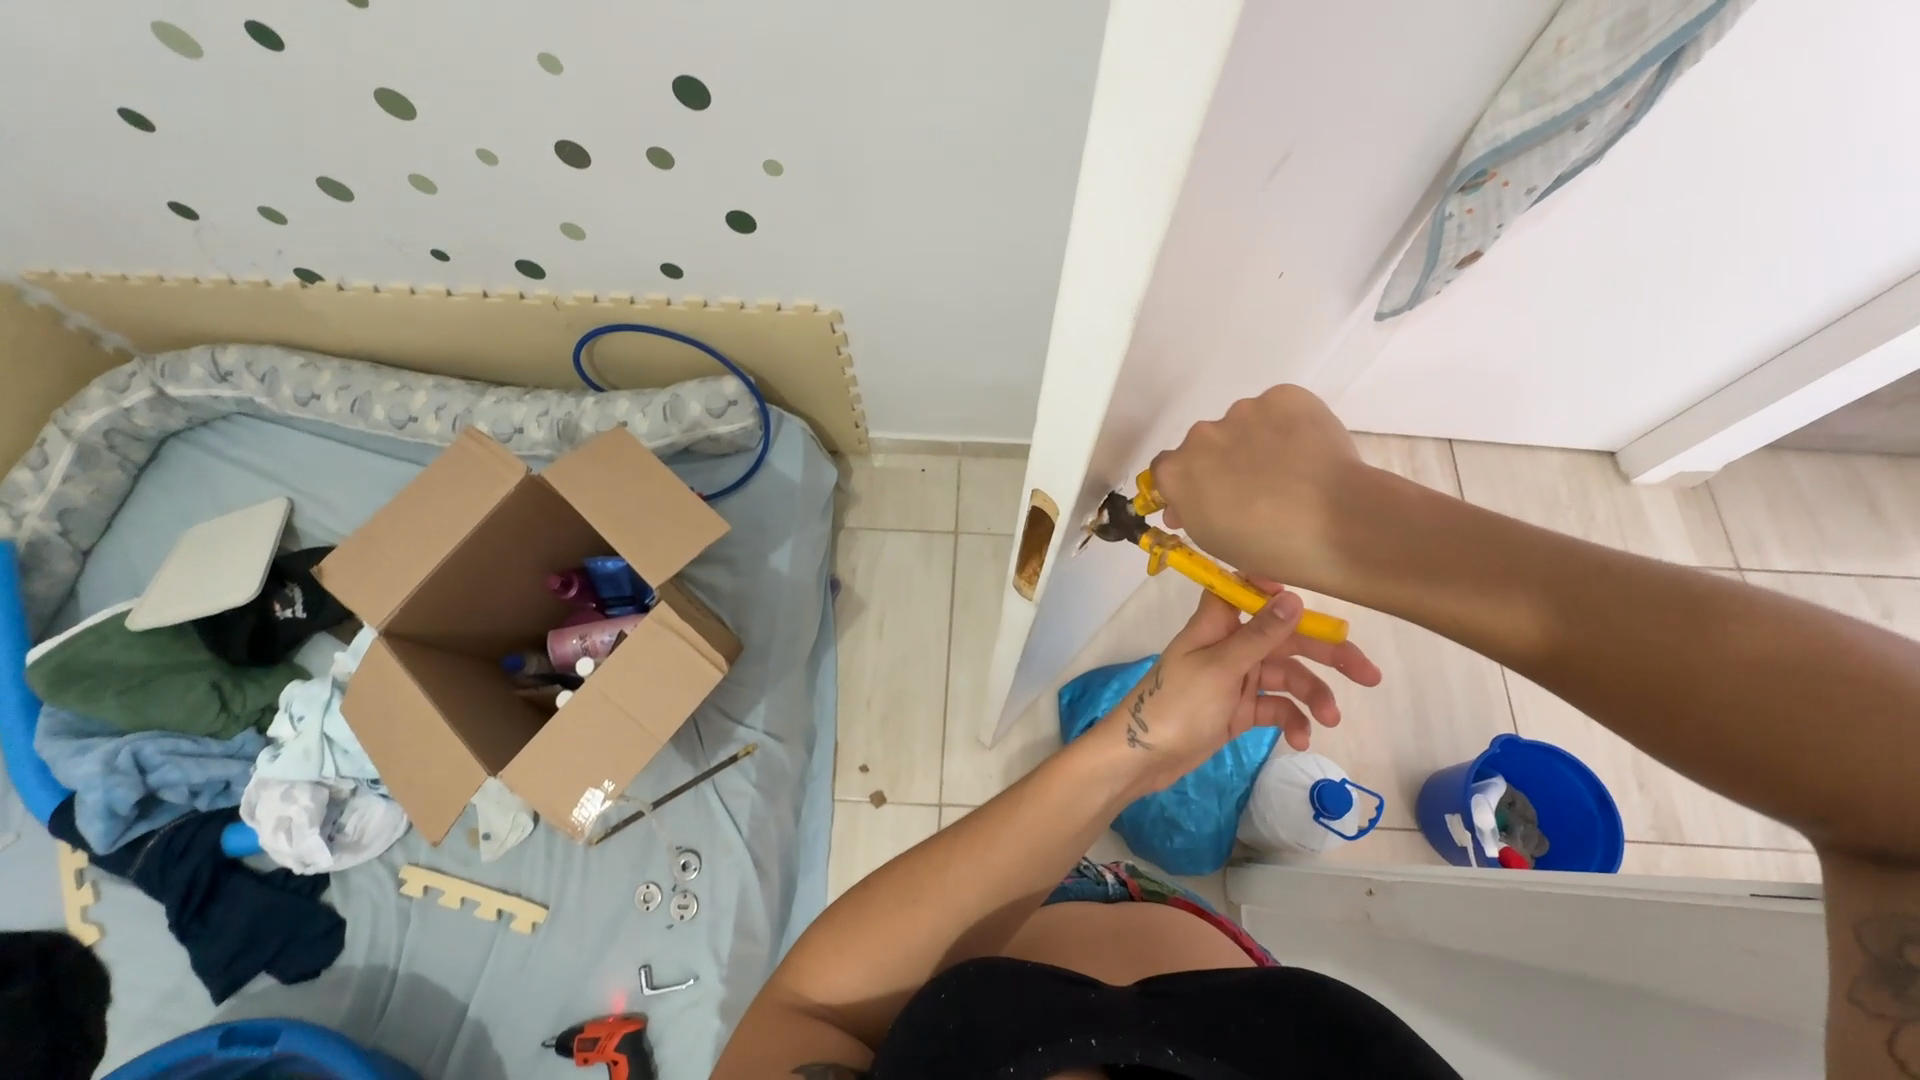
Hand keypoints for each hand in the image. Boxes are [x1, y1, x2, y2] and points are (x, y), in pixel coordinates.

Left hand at [1093, 584, 1381, 796]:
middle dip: (1326, 654)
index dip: (1279, 589)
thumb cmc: (1176, 704)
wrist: (1142, 758)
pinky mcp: (1239, 710)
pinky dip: (1291, 721)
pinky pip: (1275, 708)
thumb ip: (1259, 635)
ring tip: (1330, 720)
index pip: (1249, 590)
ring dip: (1312, 696)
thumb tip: (1292, 596)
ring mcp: (1235, 679)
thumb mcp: (1221, 668)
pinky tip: (1300, 740)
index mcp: (1217, 623)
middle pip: (1284, 638)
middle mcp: (1229, 645)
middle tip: (1368, 675)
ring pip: (1286, 676)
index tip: (1315, 599)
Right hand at [1151, 384, 1374, 595]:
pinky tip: (1309, 451)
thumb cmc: (1269, 547)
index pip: (1167, 470)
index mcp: (1176, 472)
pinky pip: (1277, 409)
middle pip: (1205, 445)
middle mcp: (1200, 435)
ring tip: (1291, 471)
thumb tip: (1184, 504)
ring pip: (1242, 424)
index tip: (1211, 500)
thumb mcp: (1214, 542)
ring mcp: (1242, 411)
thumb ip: (1191, 513)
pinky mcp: (1283, 396)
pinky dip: (1288, 426)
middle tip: (1257, 489)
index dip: (1190, 484)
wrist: (1338, 523)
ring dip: (1256, 441)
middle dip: (1223, 462)